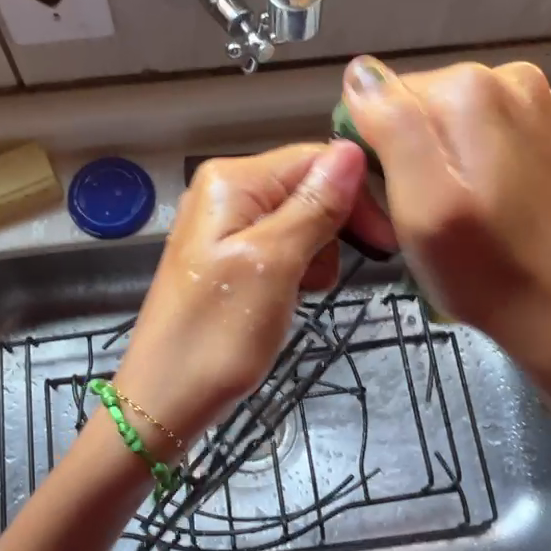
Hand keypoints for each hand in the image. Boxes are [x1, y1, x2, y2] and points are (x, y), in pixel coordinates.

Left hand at [111, 142, 390, 456]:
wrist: (166, 399)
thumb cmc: (217, 335)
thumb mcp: (274, 265)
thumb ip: (314, 207)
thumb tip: (352, 150)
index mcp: (232, 181)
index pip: (315, 159)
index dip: (356, 193)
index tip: (385, 241)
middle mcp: (226, 191)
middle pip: (308, 187)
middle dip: (332, 229)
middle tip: (327, 279)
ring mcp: (225, 226)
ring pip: (300, 220)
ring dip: (316, 256)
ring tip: (301, 293)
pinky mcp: (228, 258)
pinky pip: (281, 247)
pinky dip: (296, 271)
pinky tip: (289, 297)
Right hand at [340, 56, 550, 406]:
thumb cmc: (479, 269)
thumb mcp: (421, 204)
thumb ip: (391, 126)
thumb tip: (360, 71)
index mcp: (467, 86)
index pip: (376, 99)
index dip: (371, 153)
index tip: (391, 201)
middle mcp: (503, 76)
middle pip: (410, 106)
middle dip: (402, 155)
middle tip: (417, 215)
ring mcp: (527, 99)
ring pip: (437, 121)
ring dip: (429, 162)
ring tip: (447, 212)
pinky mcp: (537, 126)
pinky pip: (469, 132)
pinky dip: (459, 162)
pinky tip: (472, 200)